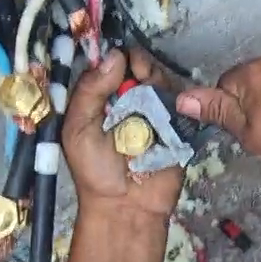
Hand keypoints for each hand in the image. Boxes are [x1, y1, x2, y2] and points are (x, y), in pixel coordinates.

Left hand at [62, 49, 184, 220]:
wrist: (127, 206)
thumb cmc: (96, 171)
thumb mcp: (78, 129)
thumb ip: (90, 92)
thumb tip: (114, 55)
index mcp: (104, 101)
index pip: (112, 67)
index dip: (118, 58)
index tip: (122, 56)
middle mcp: (132, 103)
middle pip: (141, 70)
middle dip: (142, 65)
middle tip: (139, 69)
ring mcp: (157, 115)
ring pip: (163, 84)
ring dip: (159, 80)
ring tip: (152, 86)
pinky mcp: (179, 128)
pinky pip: (182, 105)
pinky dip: (177, 99)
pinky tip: (169, 101)